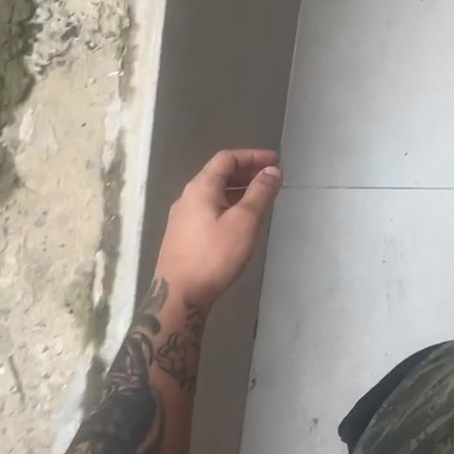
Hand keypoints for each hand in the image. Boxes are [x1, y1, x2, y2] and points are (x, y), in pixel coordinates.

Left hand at [153, 149, 283, 306]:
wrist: (178, 297)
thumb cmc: (214, 255)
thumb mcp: (245, 221)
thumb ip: (261, 192)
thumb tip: (272, 170)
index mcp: (201, 188)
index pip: (227, 159)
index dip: (253, 156)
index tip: (275, 162)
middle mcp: (188, 198)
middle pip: (219, 174)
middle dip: (247, 171)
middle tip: (272, 178)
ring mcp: (182, 218)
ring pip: (215, 192)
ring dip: (239, 189)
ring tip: (262, 197)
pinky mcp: (183, 235)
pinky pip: (210, 208)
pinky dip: (230, 203)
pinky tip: (242, 220)